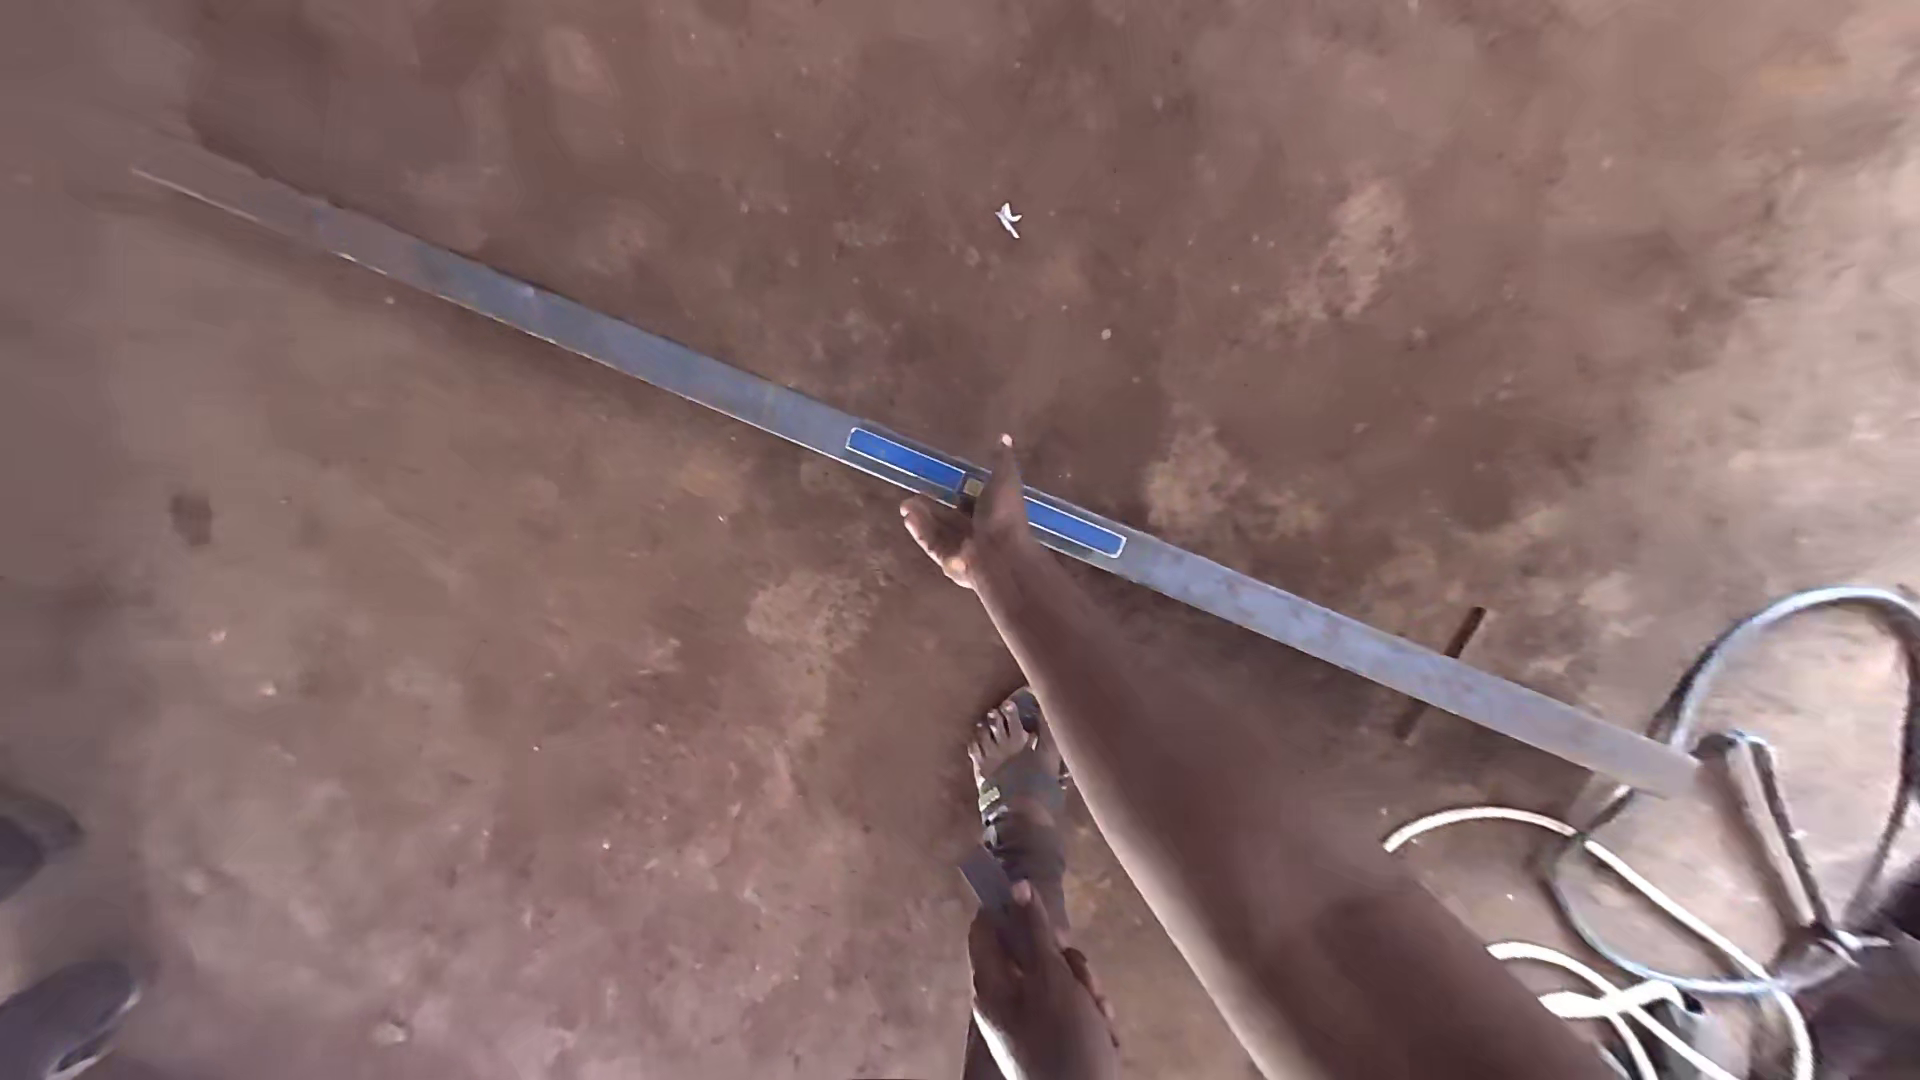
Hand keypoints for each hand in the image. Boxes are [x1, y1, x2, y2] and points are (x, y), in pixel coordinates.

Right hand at [901, 434, 1039, 590]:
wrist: (1002, 553)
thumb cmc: (1004, 514)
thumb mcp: (1006, 479)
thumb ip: (1002, 460)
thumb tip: (1005, 437)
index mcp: (993, 513)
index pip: (972, 503)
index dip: (959, 494)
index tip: (941, 482)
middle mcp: (977, 531)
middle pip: (950, 518)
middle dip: (932, 507)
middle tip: (914, 495)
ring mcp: (962, 547)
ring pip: (937, 530)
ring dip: (921, 517)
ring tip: (904, 505)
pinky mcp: (948, 560)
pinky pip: (931, 543)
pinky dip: (920, 530)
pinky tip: (907, 518)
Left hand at [970, 880, 1120, 1079]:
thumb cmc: (1064, 1041)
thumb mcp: (1052, 977)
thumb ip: (1035, 929)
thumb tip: (1017, 884)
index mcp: (990, 984)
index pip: (983, 926)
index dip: (1006, 908)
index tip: (1039, 905)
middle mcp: (1001, 1001)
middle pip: (1028, 952)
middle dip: (1065, 960)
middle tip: (1083, 977)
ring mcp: (1025, 1023)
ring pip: (1054, 979)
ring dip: (1083, 988)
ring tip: (1098, 1011)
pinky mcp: (1048, 1041)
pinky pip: (1065, 1007)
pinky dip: (1086, 1013)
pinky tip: (1103, 1030)